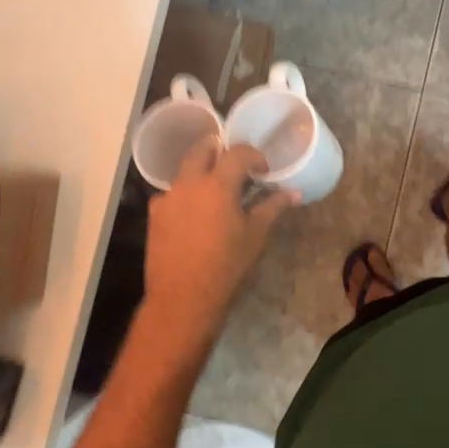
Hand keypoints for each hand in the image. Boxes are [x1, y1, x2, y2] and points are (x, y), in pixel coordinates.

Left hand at [143, 138, 300, 337]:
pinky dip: (186, 195)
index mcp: (217, 185)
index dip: (254, 156)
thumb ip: (272, 208)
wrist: (183, 298)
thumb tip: (294, 193)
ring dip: (202, 173)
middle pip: (202, 150)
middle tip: (235, 166)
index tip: (263, 169)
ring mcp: (168, 198)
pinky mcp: (154, 215)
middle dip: (219, 150)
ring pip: (185, 171)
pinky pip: (172, 194)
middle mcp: (189, 183)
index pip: (237, 153)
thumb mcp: (255, 236)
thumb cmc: (226, 266)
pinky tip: (195, 216)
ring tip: (216, 193)